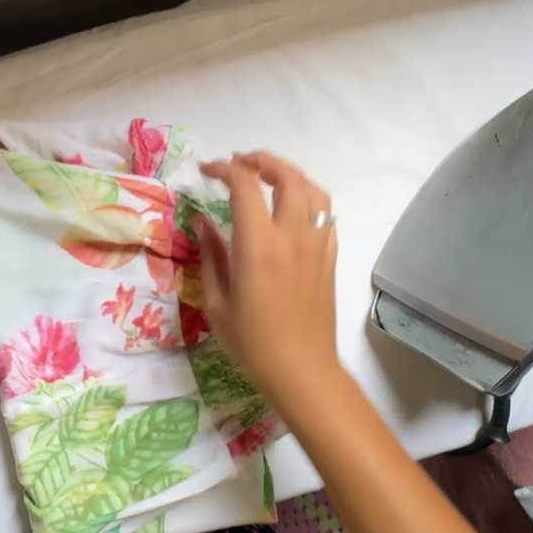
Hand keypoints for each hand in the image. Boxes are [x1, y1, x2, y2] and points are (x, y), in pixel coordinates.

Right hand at [197, 151, 341, 412]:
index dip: (223, 168)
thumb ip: (210, 255)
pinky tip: (292, 208)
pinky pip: (326, 214)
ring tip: (267, 177)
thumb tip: (202, 221)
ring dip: (289, 174)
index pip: (244, 184)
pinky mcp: (330, 257)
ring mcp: (316, 245)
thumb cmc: (252, 342)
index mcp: (258, 246)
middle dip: (261, 160)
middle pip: (286, 176)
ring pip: (313, 190)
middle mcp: (291, 236)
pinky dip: (308, 198)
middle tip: (239, 163)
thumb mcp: (215, 302)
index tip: (206, 171)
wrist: (303, 372)